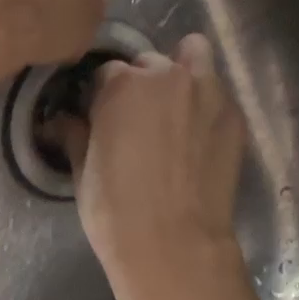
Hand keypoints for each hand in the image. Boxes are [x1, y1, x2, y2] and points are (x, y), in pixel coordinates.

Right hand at [60, 34, 248, 289]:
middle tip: (129, 120)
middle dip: (137, 83)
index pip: (104, 73)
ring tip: (168, 113)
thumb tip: (64, 121)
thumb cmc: (113, 211)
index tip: (94, 118)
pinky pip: (214, 93)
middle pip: (148, 63)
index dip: (96, 96)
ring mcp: (209, 89)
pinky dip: (200, 104)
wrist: (172, 241)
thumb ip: (75, 136)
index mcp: (122, 87)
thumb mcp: (82, 174)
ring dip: (177, 74)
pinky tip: (191, 140)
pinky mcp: (234, 113)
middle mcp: (168, 75)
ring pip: (193, 58)